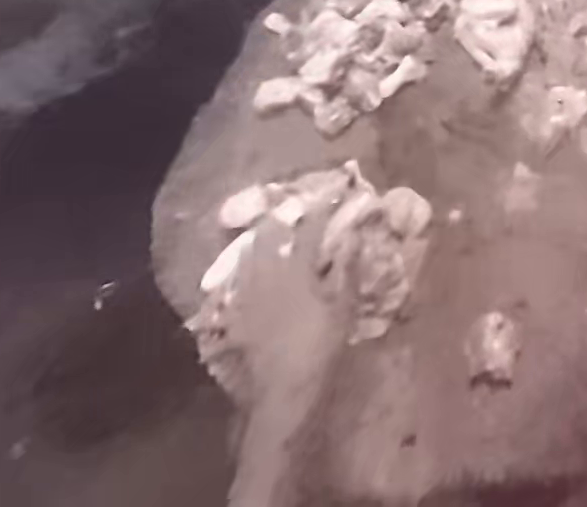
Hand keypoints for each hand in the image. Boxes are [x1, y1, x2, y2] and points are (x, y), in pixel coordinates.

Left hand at [207, 201, 349, 404]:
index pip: (309, 230)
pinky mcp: (233, 318)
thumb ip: (347, 267)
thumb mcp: (343, 306)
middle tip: (287, 209)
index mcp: (297, 271)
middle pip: (268, 238)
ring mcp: (246, 297)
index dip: (319, 210)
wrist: (281, 392)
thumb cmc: (320, 346)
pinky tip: (243, 272)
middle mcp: (267, 276)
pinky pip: (232, 286)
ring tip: (263, 232)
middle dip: (278, 219)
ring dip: (256, 241)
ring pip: (246, 258)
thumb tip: (353, 234)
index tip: (329, 193)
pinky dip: (239, 272)